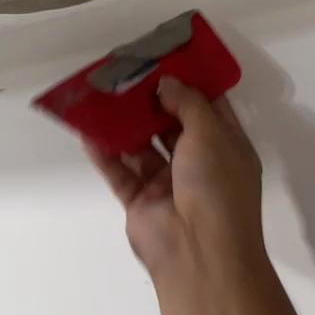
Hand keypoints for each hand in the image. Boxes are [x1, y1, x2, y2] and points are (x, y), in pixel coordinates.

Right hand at [85, 76, 265, 278]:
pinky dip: (104, 153)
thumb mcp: (211, 134)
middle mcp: (199, 164)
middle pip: (171, 124)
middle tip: (126, 74)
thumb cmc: (216, 188)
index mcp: (227, 148)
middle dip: (151, 100)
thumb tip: (167, 82)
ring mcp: (168, 184)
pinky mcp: (140, 201)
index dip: (190, 84)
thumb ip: (187, 103)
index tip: (166, 60)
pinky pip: (119, 171)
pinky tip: (87, 131)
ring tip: (101, 95)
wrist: (198, 254)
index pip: (209, 108)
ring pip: (141, 146)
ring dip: (124, 124)